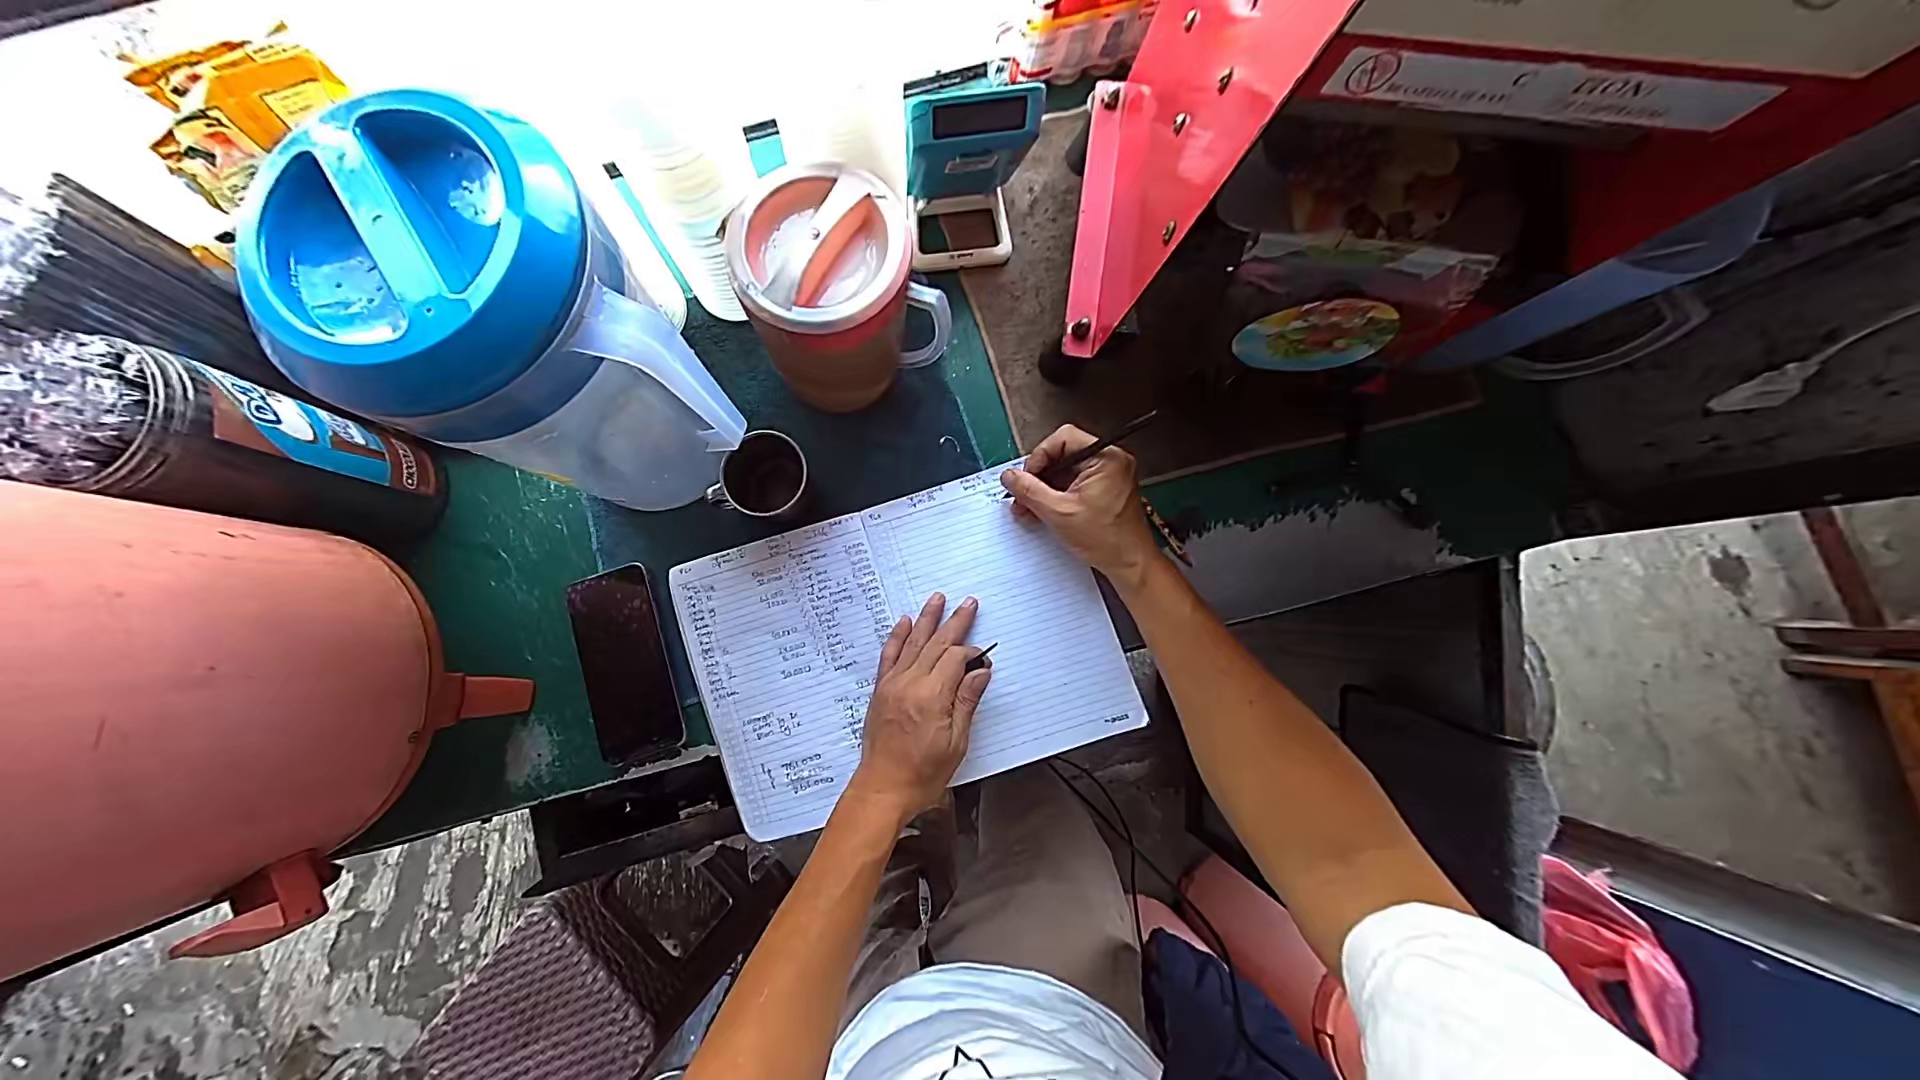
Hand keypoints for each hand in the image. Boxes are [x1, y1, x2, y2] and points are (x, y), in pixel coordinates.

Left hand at [849, 592, 991, 822]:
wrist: (883, 788)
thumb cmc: (922, 773)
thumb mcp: (956, 742)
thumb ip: (967, 701)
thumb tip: (980, 672)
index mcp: (932, 697)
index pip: (956, 660)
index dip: (973, 654)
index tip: (984, 657)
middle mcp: (910, 684)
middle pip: (937, 644)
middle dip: (955, 622)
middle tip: (969, 603)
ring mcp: (892, 685)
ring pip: (913, 643)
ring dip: (927, 619)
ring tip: (937, 599)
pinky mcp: (881, 690)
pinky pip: (889, 655)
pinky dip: (898, 637)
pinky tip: (904, 623)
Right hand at [1000, 424, 1158, 590]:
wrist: (1130, 564)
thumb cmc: (1109, 540)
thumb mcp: (1059, 513)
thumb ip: (1030, 491)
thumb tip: (1010, 476)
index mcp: (1106, 458)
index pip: (1063, 439)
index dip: (1039, 457)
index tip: (1026, 477)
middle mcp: (1111, 461)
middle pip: (1063, 454)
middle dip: (1039, 477)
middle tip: (1023, 494)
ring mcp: (1108, 475)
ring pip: (1066, 471)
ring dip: (1045, 488)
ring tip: (1030, 507)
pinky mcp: (1104, 489)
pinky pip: (1074, 484)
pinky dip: (1057, 496)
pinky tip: (1043, 511)